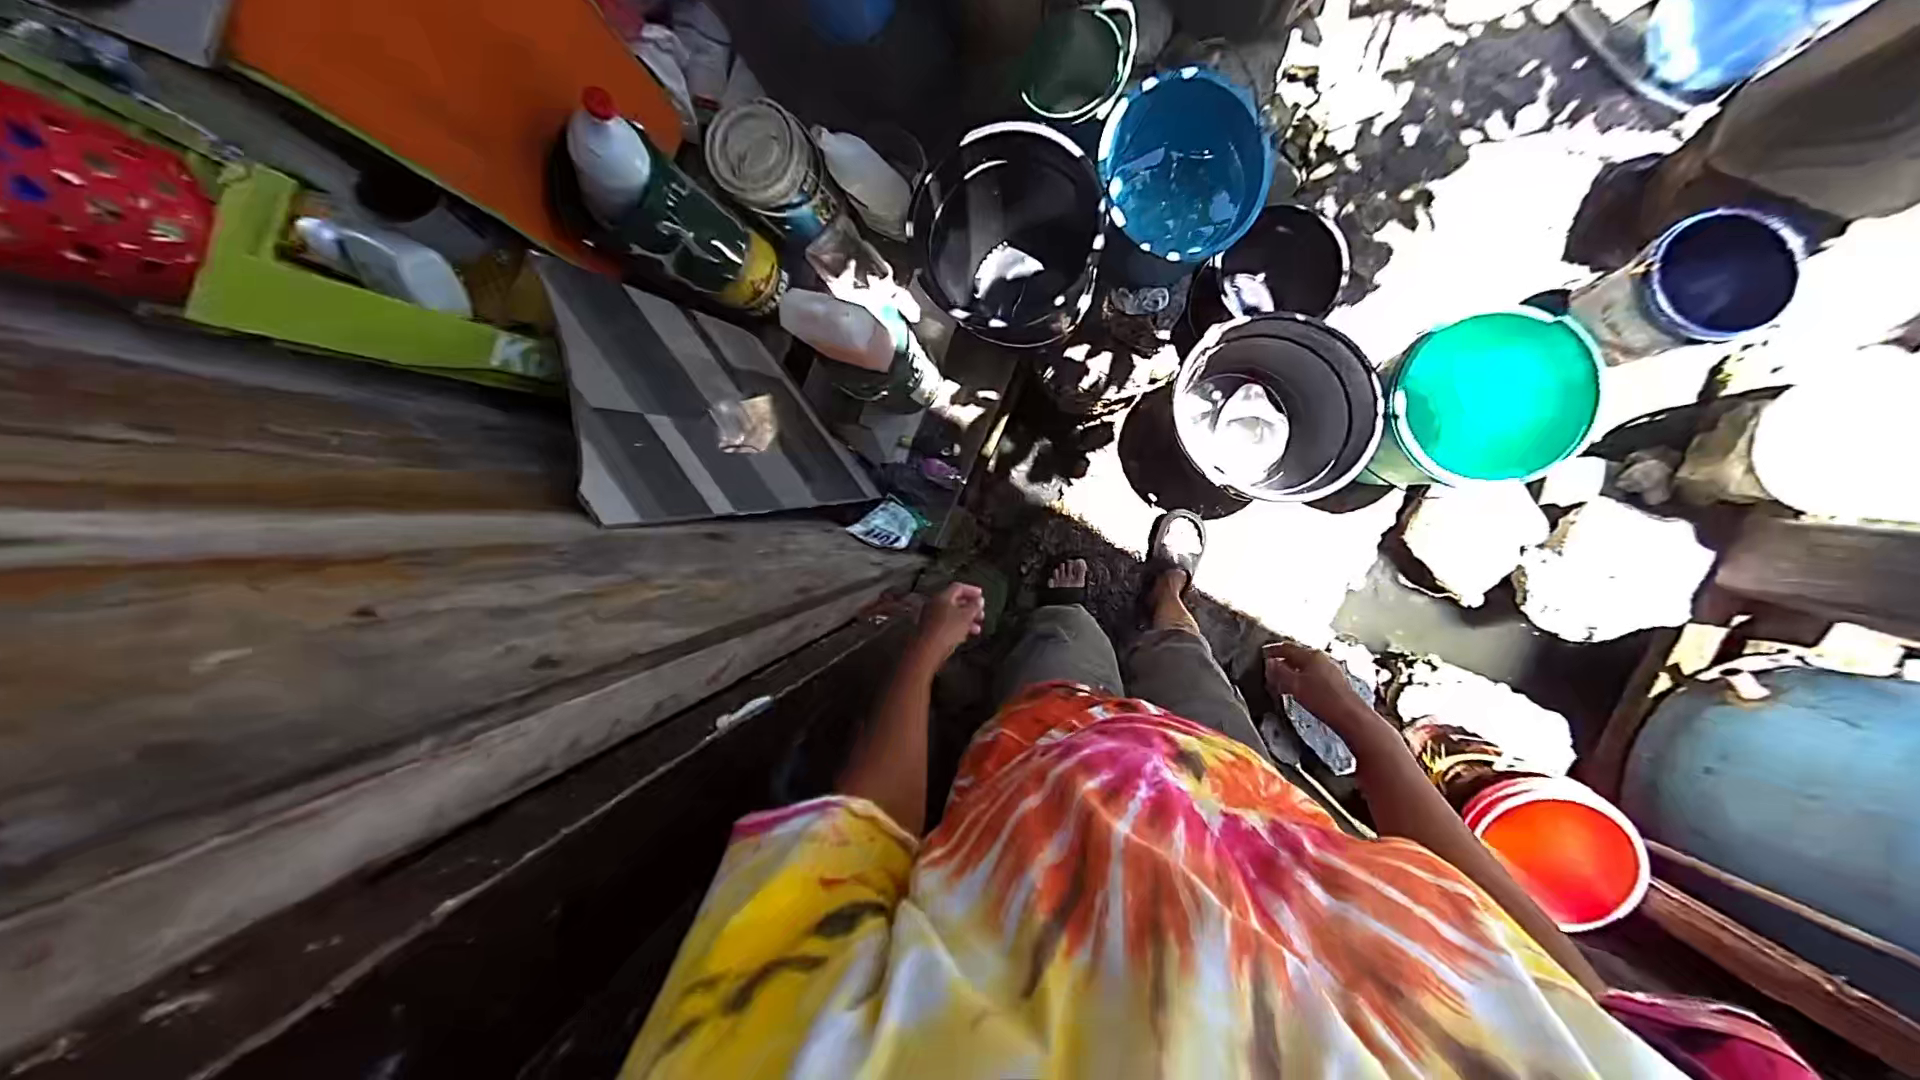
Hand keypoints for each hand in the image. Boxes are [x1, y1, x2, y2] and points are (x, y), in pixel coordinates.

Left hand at [916, 583, 984, 658]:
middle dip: (970, 608)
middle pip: (955, 601)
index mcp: (942, 597)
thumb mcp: (966, 616)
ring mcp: (930, 617)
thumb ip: (974, 607)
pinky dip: (957, 627)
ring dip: (966, 620)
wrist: (928, 650)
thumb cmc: (948, 629)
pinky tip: (964, 636)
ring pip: (951, 615)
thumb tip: (979, 600)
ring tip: (977, 629)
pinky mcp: (930, 630)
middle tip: (981, 614)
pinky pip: (946, 624)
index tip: (981, 595)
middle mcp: (934, 604)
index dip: (971, 590)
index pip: (958, 588)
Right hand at [1264, 640, 1368, 723]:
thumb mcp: (1294, 685)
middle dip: (1283, 660)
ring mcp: (1331, 669)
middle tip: (1270, 667)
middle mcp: (1322, 659)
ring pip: (1305, 665)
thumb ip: (1279, 672)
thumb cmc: (1323, 700)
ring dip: (1292, 670)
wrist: (1351, 717)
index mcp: (1311, 655)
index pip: (1287, 647)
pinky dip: (1302, 677)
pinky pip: (1314, 674)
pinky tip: (1299, 688)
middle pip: (1297, 655)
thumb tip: (1270, 663)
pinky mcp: (1336, 682)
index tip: (1264, 652)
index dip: (1273, 649)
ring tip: (1282, 680)